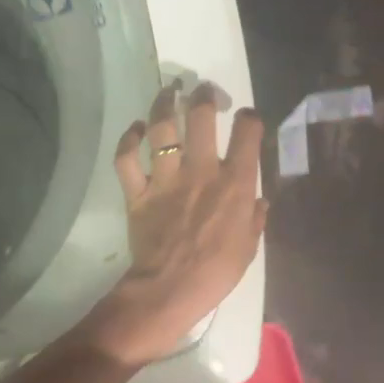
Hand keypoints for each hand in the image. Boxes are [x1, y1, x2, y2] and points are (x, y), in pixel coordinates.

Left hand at [81, 80, 267, 368]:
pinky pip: (126, 158)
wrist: (169, 290)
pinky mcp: (137, 193)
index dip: (248, 117)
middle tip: (202, 92)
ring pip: (163, 127)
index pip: (248, 130)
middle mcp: (202, 171)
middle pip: (202, 116)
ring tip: (169, 92)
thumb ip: (255, 217)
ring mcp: (166, 179)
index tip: (244, 118)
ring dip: (165, 103)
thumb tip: (257, 201)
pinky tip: (135, 130)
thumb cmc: (215, 273)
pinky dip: (128, 140)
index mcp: (236, 183)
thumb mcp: (249, 246)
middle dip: (204, 96)